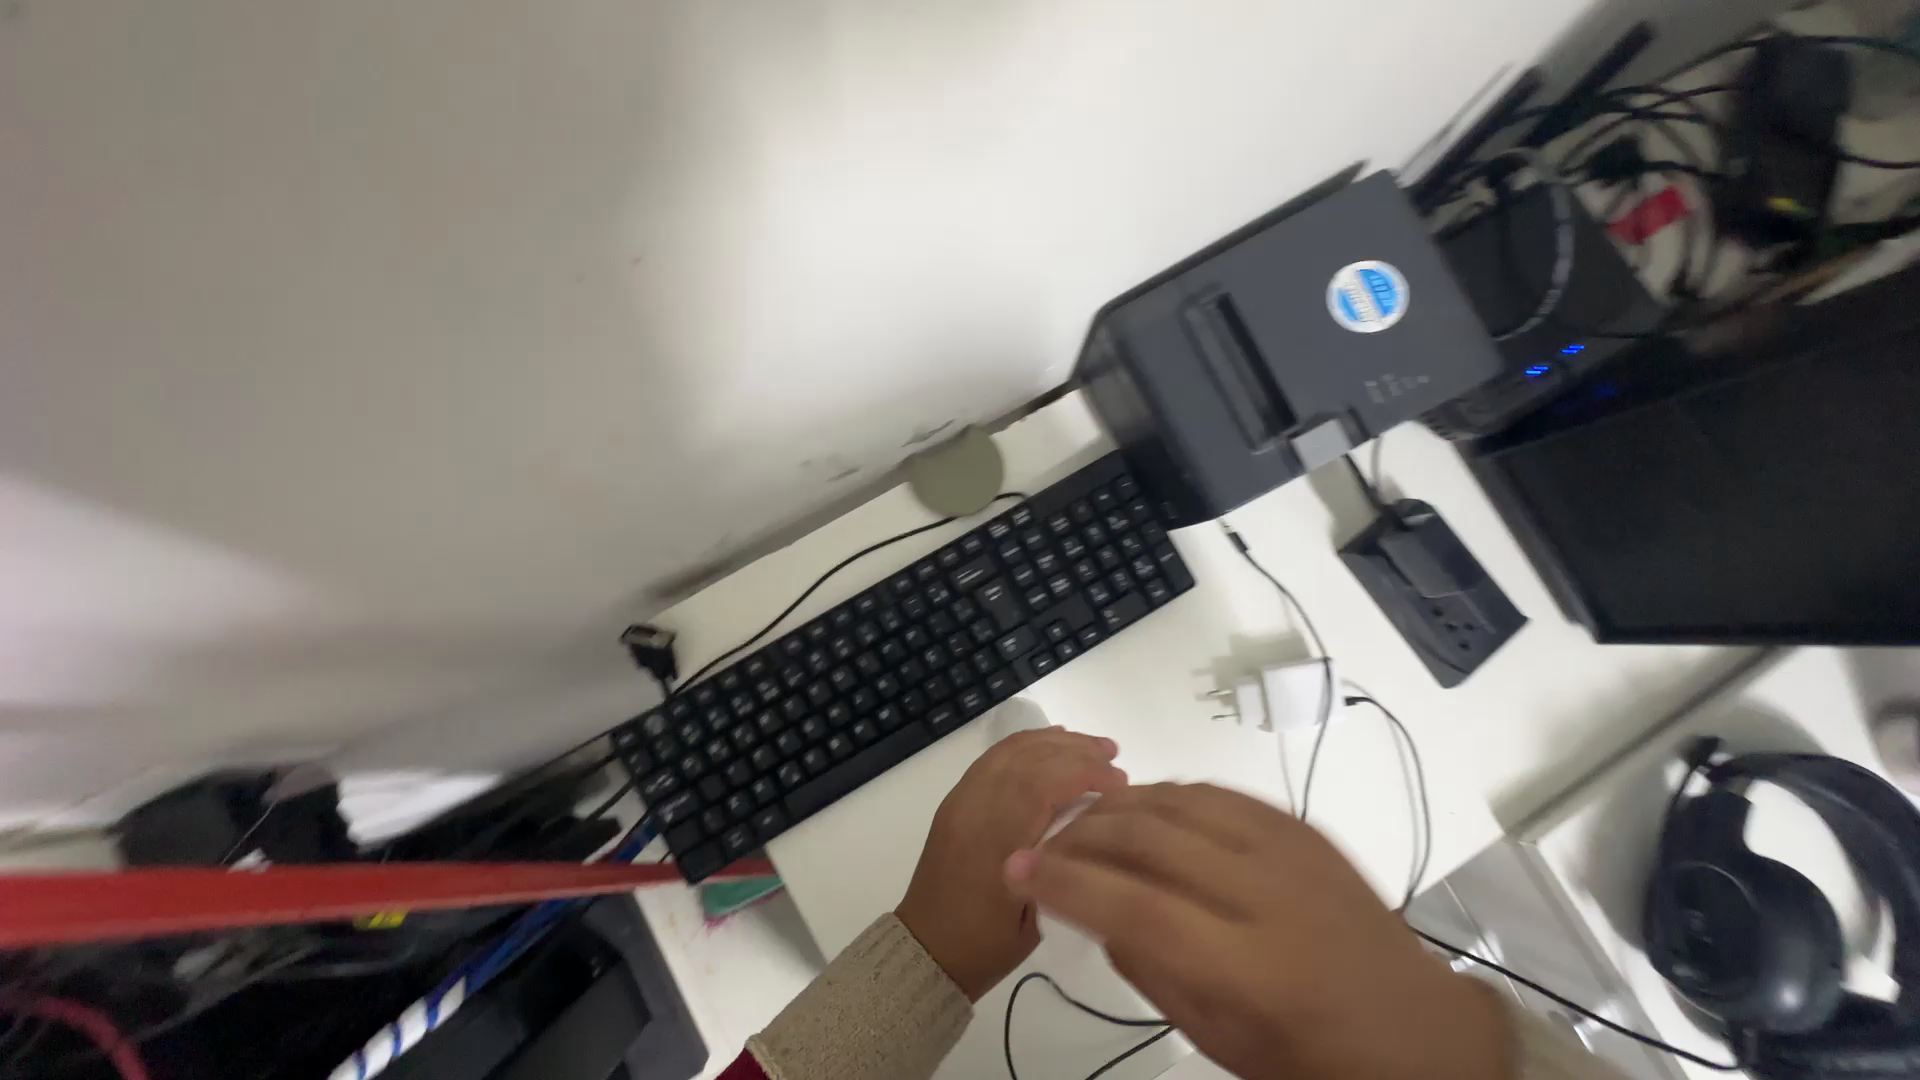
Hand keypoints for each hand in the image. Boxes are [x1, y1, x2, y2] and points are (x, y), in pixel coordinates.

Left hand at [895, 727, 1126, 1000]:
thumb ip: (1062, 862)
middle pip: (1027, 757)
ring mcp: (961, 798)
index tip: (1119, 780)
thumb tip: (1095, 819)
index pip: (1041, 782)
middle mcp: (975, 808)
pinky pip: (993, 757)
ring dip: (1052, 741)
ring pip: (1009, 750)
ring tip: (1091, 746)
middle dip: (1074, 749)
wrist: (927, 948)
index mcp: (995, 840)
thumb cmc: (987, 942)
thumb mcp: (1037, 915)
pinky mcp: (956, 798)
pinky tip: (1051, 747)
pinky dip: (1026, 745)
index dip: (1084, 771)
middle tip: (1113, 754)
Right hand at [1005, 783, 1509, 1079]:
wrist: (1422, 1034)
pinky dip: (1163, 794)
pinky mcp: (1301, 827)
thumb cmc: (1314, 1061)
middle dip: (1079, 834)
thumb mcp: (1224, 1045)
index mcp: (1256, 971)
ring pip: (1178, 802)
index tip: (1017, 869)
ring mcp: (1292, 851)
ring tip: (1078, 819)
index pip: (1138, 909)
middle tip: (1040, 842)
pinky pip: (1215, 792)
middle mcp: (1272, 895)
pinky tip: (1138, 807)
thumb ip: (1150, 972)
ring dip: (1115, 804)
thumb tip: (1092, 907)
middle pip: (1151, 839)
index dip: (1067, 883)